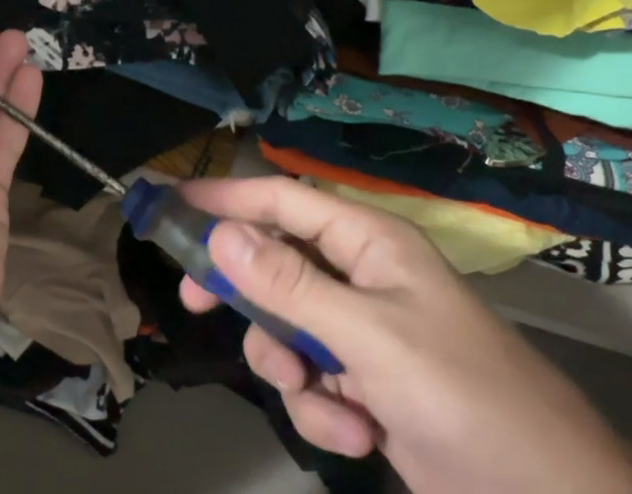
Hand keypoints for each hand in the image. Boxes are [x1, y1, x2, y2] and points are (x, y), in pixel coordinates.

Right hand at [179, 177, 631, 493]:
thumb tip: (220, 232)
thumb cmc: (461, 397)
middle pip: (276, 265)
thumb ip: (288, 285)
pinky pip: (314, 381)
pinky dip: (324, 410)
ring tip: (325, 399)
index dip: (225, 197)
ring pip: (287, 330)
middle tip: (198, 305)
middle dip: (246, 295)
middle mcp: (365, 279)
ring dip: (292, 370)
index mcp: (371, 244)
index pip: (283, 202)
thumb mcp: (366, 337)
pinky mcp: (369, 386)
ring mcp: (366, 335)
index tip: (170, 202)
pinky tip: (359, 434)